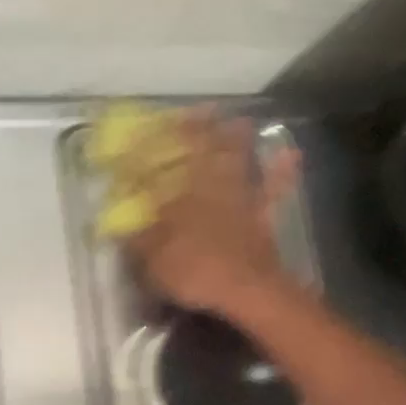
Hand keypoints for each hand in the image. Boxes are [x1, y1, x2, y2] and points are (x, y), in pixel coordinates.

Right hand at [130, 109, 299, 312]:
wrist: (248, 292)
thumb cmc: (194, 272)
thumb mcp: (151, 259)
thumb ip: (136, 236)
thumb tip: (117, 221)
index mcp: (181, 195)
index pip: (164, 162)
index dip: (153, 144)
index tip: (145, 128)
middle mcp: (211, 187)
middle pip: (207, 150)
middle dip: (200, 130)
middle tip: (196, 112)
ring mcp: (241, 198)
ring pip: (240, 160)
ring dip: (237, 139)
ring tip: (237, 120)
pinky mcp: (263, 215)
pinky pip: (274, 187)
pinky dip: (281, 169)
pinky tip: (288, 151)